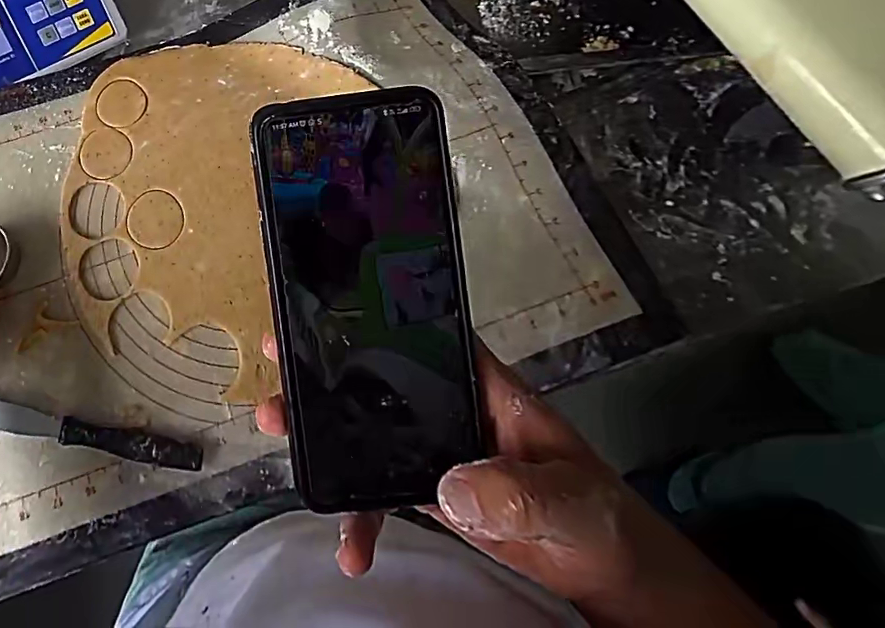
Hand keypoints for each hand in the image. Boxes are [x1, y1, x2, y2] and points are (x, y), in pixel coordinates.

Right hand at [255, 336, 768, 626]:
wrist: (606, 574)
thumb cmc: (598, 516)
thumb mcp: (566, 497)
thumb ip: (518, 490)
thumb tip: (450, 484)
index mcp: (478, 382)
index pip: (421, 334)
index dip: (371, 316)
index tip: (320, 310)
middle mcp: (449, 404)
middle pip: (379, 377)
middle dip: (326, 369)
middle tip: (278, 360)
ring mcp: (438, 446)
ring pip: (370, 429)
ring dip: (327, 434)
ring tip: (280, 433)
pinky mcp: (432, 487)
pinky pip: (382, 488)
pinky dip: (361, 513)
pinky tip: (351, 546)